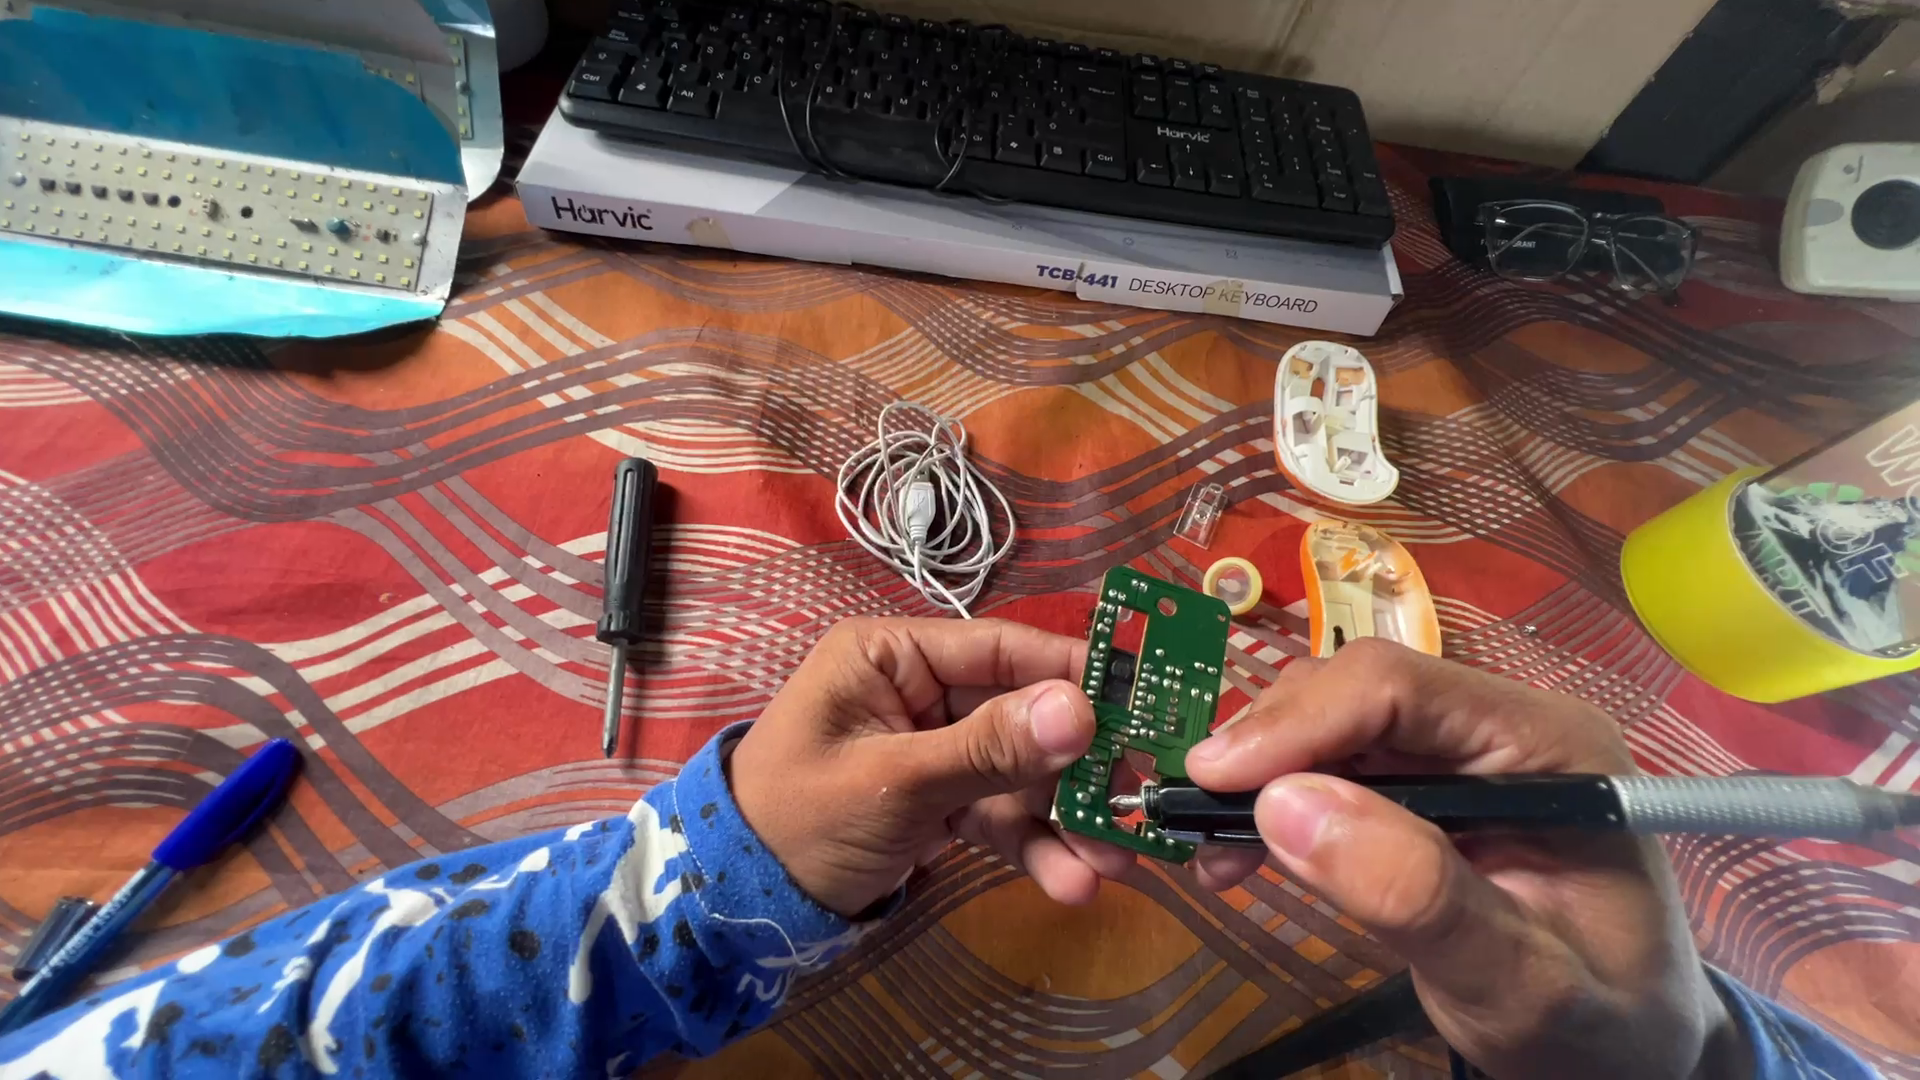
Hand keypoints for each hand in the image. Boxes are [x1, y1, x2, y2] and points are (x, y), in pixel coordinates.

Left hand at [729, 617, 1135, 917]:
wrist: (736, 905)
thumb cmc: (799, 818)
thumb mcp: (894, 780)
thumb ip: (986, 747)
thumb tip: (1081, 709)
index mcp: (894, 654)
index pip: (998, 648)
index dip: (1068, 672)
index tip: (1139, 699)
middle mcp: (920, 689)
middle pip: (1019, 713)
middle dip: (1076, 764)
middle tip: (1139, 798)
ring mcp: (934, 745)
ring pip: (1016, 770)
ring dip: (1064, 815)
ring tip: (1114, 862)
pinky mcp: (939, 797)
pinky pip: (996, 811)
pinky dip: (1030, 843)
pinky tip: (1068, 880)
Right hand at [1184, 639, 1748, 1079]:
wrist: (1608, 1045)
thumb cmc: (1588, 1021)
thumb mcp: (1522, 985)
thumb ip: (1417, 895)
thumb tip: (1283, 806)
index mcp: (1543, 742)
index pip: (1396, 686)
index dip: (1298, 720)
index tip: (1216, 777)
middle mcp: (1487, 719)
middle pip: (1346, 689)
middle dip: (1266, 745)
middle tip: (1200, 809)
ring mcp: (1442, 742)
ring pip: (1318, 714)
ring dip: (1255, 769)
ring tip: (1212, 838)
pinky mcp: (1405, 770)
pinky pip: (1316, 754)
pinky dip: (1264, 792)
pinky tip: (1237, 840)